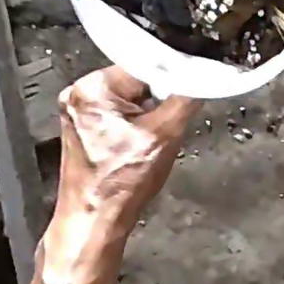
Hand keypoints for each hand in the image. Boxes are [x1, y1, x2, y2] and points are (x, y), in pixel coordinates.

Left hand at [52, 67, 199, 247]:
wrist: (96, 218)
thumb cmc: (120, 184)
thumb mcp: (166, 135)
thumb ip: (186, 98)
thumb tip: (204, 76)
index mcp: (94, 87)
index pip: (146, 65)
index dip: (173, 81)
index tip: (187, 95)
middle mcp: (80, 93)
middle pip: (139, 81)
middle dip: (159, 102)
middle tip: (163, 130)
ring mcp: (80, 111)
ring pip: (132, 99)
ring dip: (149, 116)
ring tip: (149, 143)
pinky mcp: (85, 127)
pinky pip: (121, 115)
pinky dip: (137, 127)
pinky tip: (138, 148)